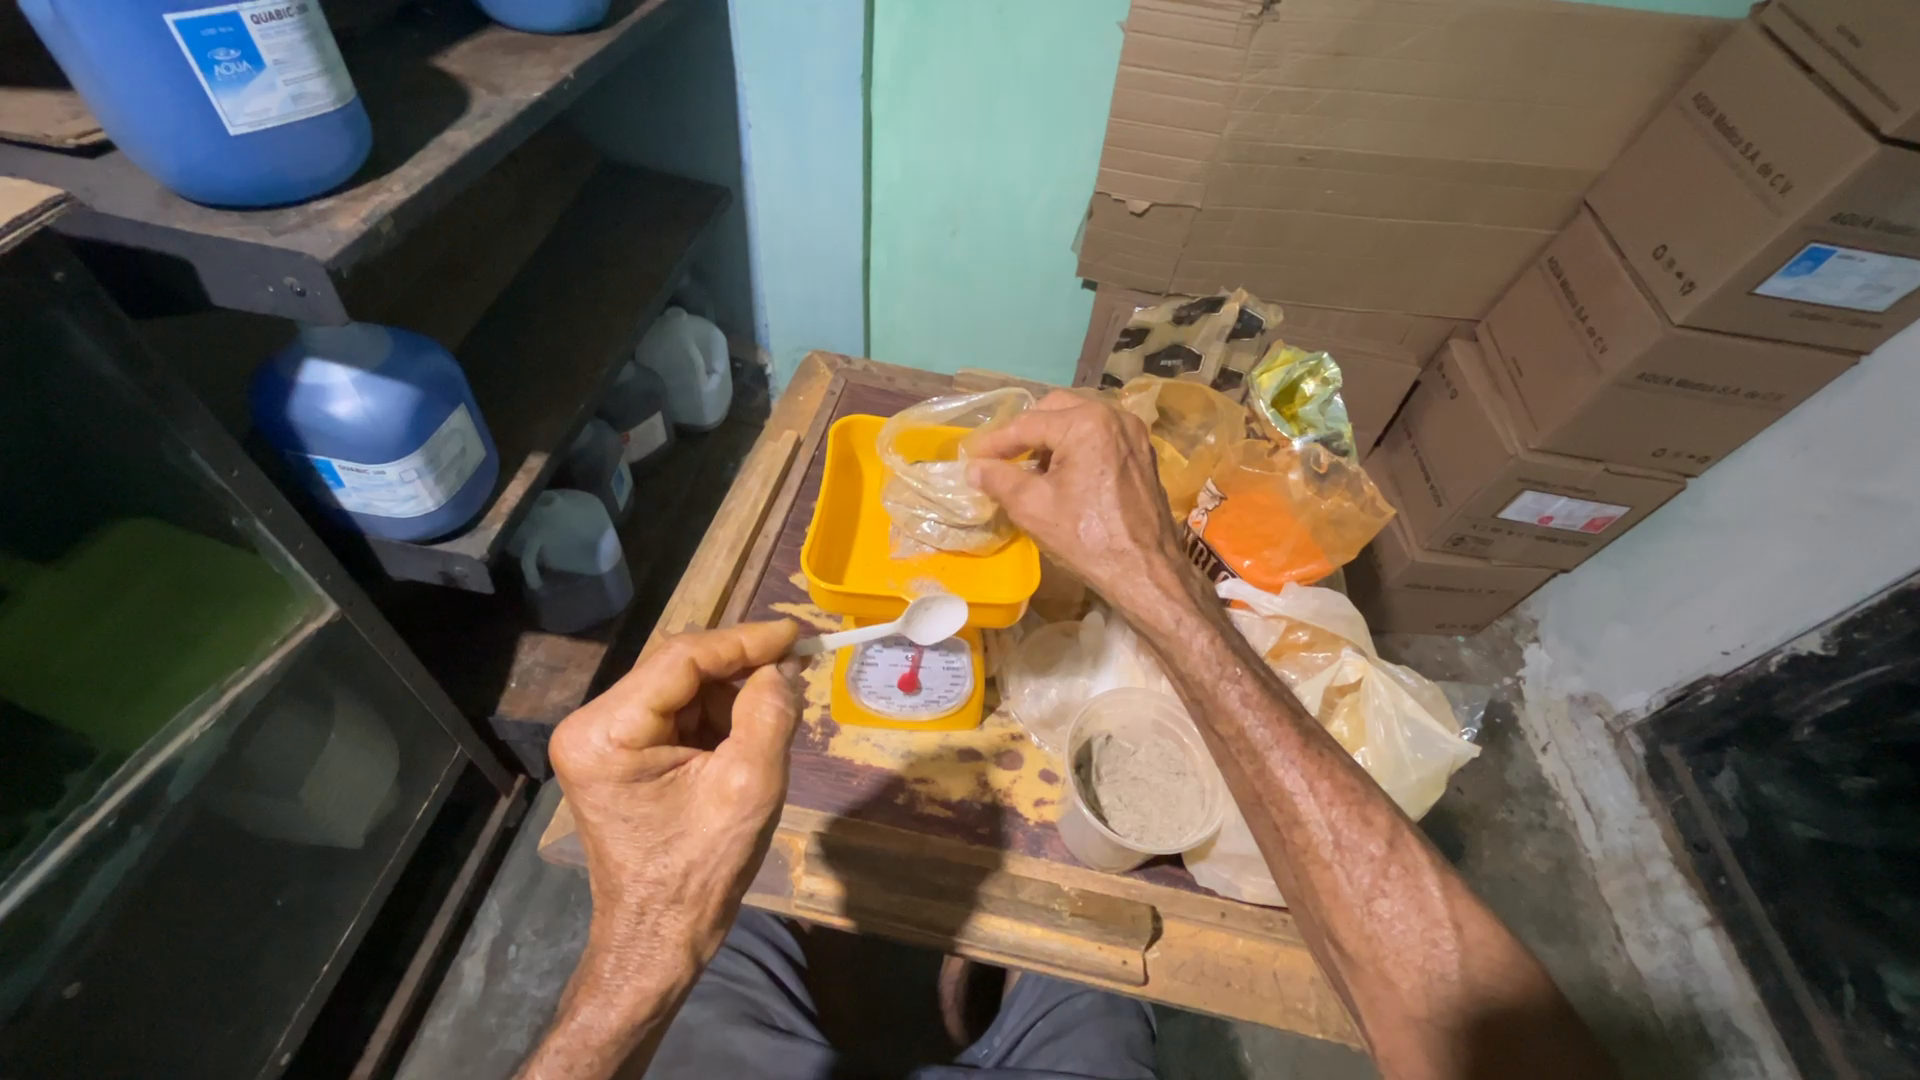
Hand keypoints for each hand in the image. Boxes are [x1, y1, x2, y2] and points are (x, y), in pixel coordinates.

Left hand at [547, 620, 801, 985]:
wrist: (662, 937)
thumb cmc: (700, 872)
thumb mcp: (750, 786)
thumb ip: (770, 713)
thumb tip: (783, 666)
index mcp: (606, 732)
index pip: (682, 657)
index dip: (745, 640)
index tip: (797, 633)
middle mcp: (594, 724)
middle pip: (682, 667)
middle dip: (743, 669)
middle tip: (797, 668)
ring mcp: (606, 738)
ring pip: (688, 686)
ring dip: (737, 695)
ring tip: (778, 719)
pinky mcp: (625, 752)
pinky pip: (684, 711)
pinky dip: (724, 716)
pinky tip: (752, 737)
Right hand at [967, 390, 1198, 620]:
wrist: (1144, 570)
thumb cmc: (1086, 538)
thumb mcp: (1032, 507)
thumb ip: (998, 479)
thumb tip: (974, 468)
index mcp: (1087, 423)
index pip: (1027, 423)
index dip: (995, 442)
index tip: (972, 458)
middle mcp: (1115, 416)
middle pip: (1055, 410)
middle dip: (1025, 433)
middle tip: (1001, 458)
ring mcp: (1133, 434)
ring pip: (1079, 421)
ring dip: (1050, 439)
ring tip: (1029, 468)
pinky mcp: (1142, 453)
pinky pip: (1099, 436)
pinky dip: (1075, 447)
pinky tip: (1061, 475)